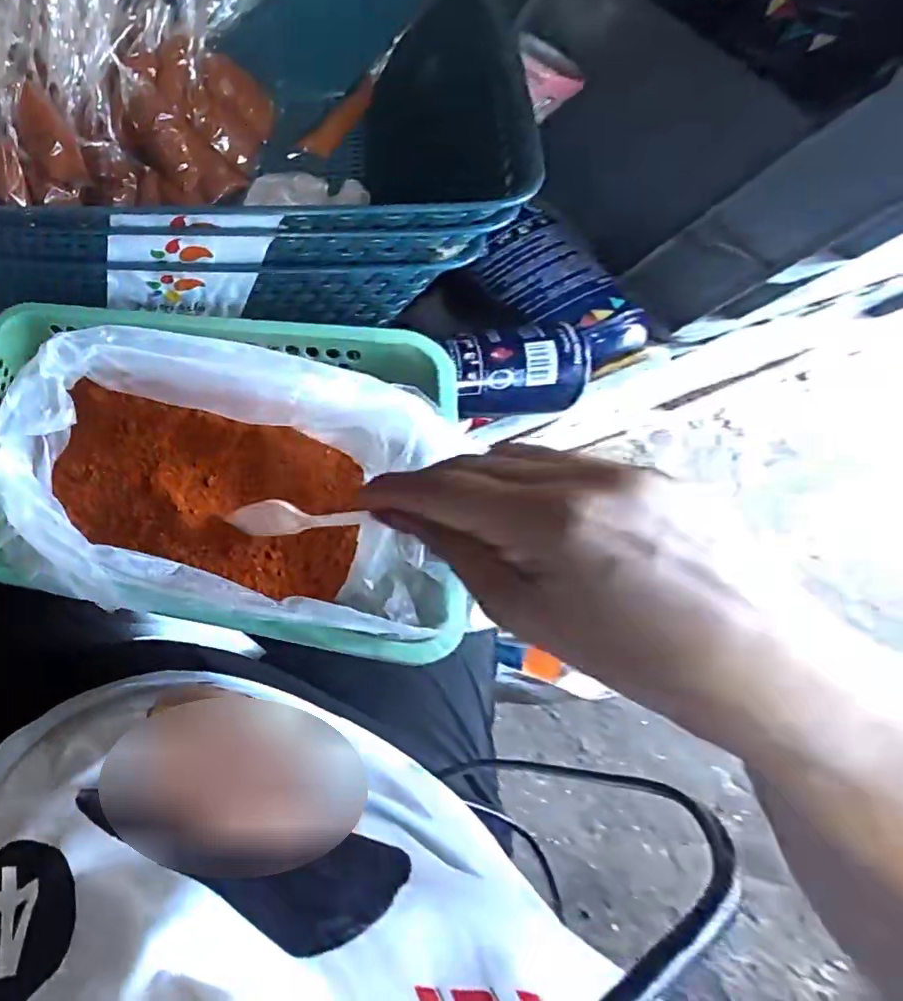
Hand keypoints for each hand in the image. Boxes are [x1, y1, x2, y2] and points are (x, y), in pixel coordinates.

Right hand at [358, 445, 830, 722]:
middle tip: (400, 508)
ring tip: (462, 510)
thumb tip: (398, 514)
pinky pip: (566, 461)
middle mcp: (587, 479)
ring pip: (517, 455)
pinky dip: (525, 478)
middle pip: (474, 463)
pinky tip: (525, 511)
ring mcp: (629, 472)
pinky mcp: (658, 476)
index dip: (393, 489)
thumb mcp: (518, 609)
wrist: (766, 672)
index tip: (360, 497)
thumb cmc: (627, 656)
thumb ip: (453, 548)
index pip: (443, 487)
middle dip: (428, 483)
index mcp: (549, 520)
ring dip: (474, 476)